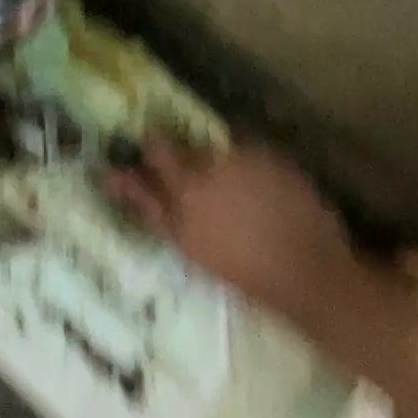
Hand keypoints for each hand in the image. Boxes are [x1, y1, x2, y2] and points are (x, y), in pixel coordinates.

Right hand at [101, 138, 366, 323]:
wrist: (310, 274)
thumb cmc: (239, 267)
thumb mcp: (184, 241)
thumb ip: (146, 204)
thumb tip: (107, 174)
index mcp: (187, 182)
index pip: (156, 147)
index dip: (152, 145)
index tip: (149, 148)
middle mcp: (216, 159)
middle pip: (190, 143)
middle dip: (189, 153)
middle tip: (197, 176)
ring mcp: (251, 156)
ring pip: (224, 148)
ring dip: (222, 161)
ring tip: (234, 190)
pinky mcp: (281, 159)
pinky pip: (256, 152)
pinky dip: (252, 165)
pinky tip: (260, 191)